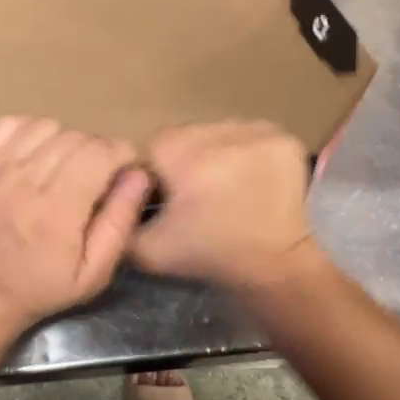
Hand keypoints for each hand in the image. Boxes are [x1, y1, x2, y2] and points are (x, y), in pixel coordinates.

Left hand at [0, 117, 150, 336]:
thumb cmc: (42, 287)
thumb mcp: (94, 273)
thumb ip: (120, 222)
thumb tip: (139, 175)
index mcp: (55, 210)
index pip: (101, 152)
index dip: (122, 156)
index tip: (123, 174)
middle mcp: (24, 179)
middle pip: (79, 137)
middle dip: (98, 153)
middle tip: (95, 179)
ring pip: (50, 126)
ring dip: (66, 142)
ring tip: (65, 169)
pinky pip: (14, 123)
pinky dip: (32, 132)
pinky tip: (36, 156)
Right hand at [131, 122, 323, 289]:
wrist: (275, 267)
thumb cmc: (209, 255)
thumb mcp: (148, 250)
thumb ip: (122, 217)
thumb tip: (115, 194)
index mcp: (181, 155)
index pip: (155, 148)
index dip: (161, 172)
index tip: (175, 197)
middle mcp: (218, 133)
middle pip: (190, 135)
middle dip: (191, 159)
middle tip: (202, 194)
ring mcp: (256, 132)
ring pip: (221, 132)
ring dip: (221, 152)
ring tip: (229, 185)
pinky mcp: (284, 139)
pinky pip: (253, 135)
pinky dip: (249, 152)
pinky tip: (252, 178)